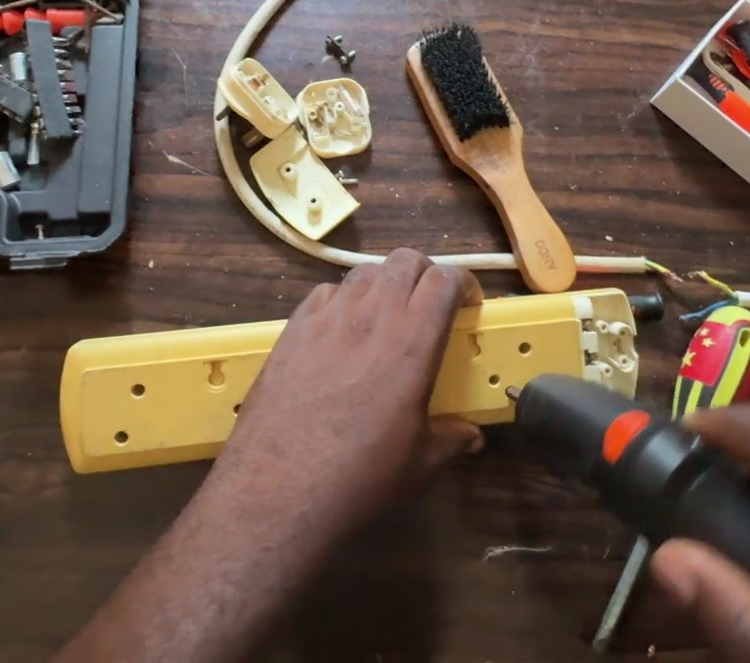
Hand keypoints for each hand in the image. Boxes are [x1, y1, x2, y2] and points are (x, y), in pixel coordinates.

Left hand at [212, 249, 484, 540]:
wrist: (276, 490)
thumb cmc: (358, 477)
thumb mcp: (418, 464)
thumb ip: (451, 440)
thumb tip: (472, 437)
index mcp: (412, 343)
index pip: (444, 279)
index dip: (463, 283)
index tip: (467, 305)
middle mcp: (371, 317)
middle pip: (405, 260)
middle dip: (425, 274)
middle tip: (429, 306)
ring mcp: (327, 318)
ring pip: (365, 271)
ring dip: (384, 283)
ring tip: (385, 315)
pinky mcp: (293, 328)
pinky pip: (325, 293)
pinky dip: (343, 300)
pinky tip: (341, 331)